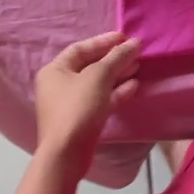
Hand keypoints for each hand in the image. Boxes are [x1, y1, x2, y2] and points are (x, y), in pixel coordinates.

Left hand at [35, 32, 142, 174]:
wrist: (67, 155)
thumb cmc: (78, 108)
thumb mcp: (98, 77)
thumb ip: (117, 57)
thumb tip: (134, 43)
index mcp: (55, 70)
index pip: (81, 48)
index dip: (104, 41)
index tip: (125, 38)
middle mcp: (59, 85)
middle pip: (90, 66)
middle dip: (113, 59)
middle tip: (135, 52)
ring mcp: (70, 104)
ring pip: (97, 84)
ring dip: (117, 75)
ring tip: (138, 67)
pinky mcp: (81, 121)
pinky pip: (100, 100)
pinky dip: (116, 92)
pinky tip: (134, 86)